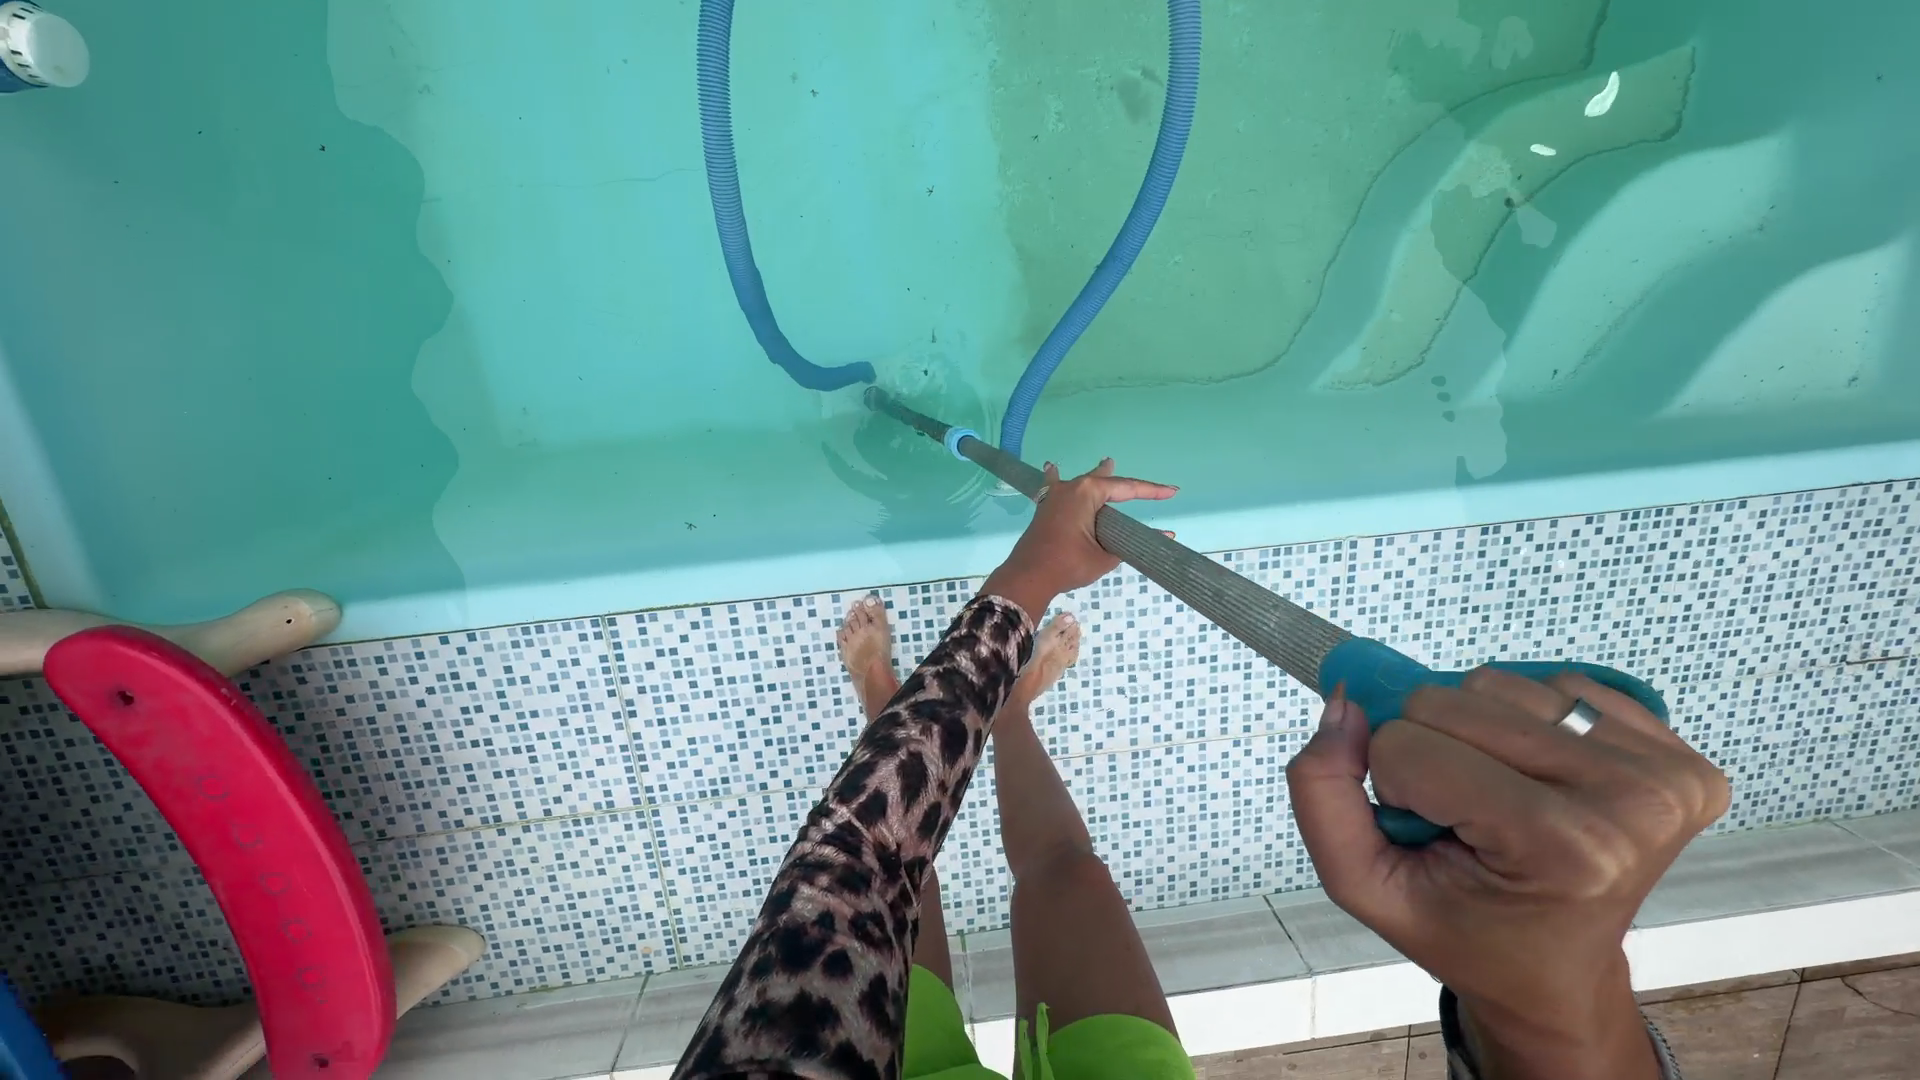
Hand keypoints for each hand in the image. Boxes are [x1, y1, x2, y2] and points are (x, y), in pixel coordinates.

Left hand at [979, 458, 1176, 616]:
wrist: (1029, 576)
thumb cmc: (1069, 563)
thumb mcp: (1106, 556)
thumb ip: (1132, 542)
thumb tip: (1166, 536)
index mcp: (1087, 492)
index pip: (1126, 488)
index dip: (1151, 491)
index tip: (1173, 492)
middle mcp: (1070, 488)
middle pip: (1103, 481)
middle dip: (1123, 481)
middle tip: (1145, 482)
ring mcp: (1054, 496)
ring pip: (1080, 482)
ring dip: (1094, 475)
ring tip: (1106, 463)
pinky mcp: (1044, 509)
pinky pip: (1054, 487)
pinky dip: (1056, 477)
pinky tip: (1052, 467)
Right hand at [1286, 670, 1728, 1079]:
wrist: (1554, 971)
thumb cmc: (1455, 928)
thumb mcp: (1359, 882)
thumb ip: (1321, 792)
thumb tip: (1344, 701)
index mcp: (1563, 848)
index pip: (1408, 747)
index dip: (1391, 785)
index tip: (1426, 832)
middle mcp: (1634, 801)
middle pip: (1451, 701)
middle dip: (1425, 746)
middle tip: (1455, 809)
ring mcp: (1668, 774)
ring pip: (1494, 683)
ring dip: (1467, 728)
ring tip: (1490, 790)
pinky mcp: (1681, 754)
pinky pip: (1551, 683)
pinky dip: (1518, 719)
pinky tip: (1532, 773)